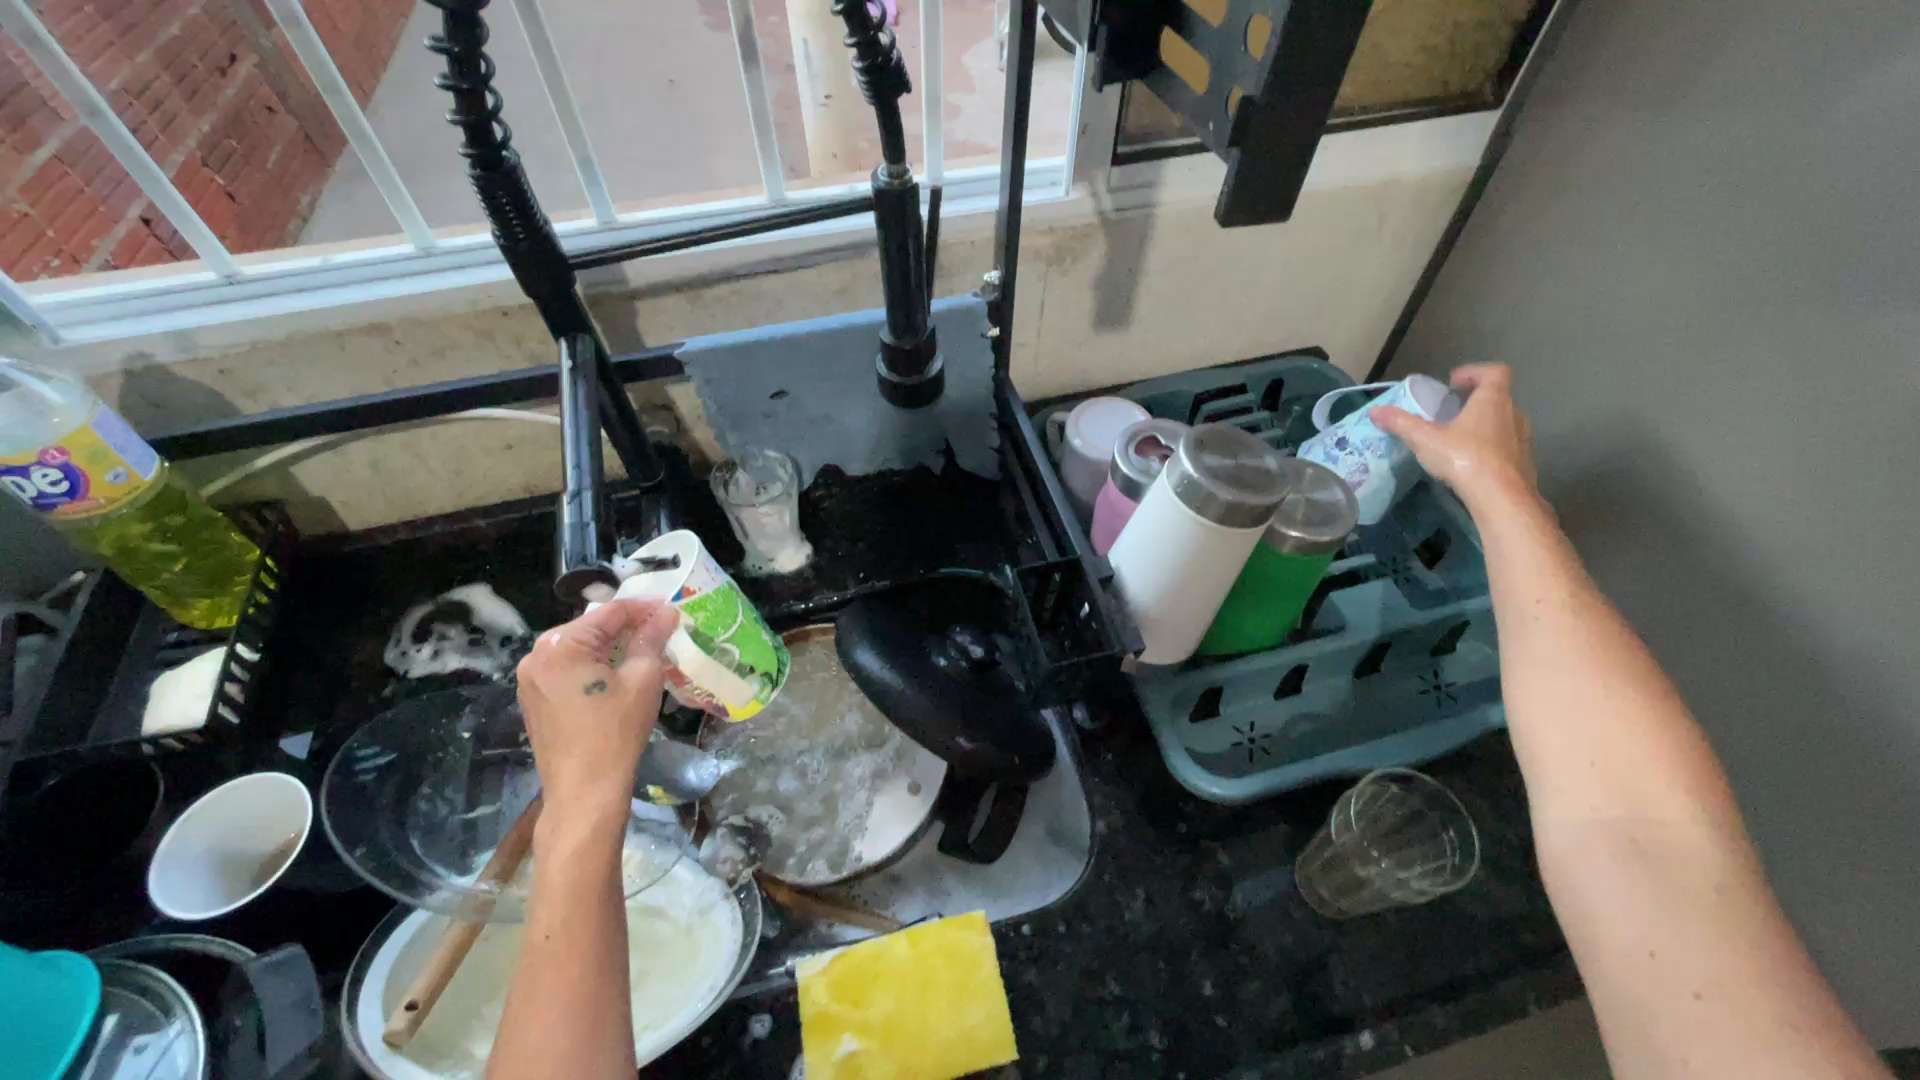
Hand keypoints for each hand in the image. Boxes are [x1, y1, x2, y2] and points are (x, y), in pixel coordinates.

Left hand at [516, 600, 678, 829]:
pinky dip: (595, 667)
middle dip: (627, 628)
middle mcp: (537, 655)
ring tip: (645, 652)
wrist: (584, 790)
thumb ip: (652, 639)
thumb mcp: (643, 679)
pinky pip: (569, 670)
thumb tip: (667, 613)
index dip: (644, 607)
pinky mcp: (534, 700)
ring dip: (611, 648)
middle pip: (591, 629)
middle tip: (661, 630)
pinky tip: (619, 677)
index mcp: (560, 644)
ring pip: (580, 650)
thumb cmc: (615, 731)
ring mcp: (531, 679)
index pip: (609, 612)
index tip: (671, 607)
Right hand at [1372, 363, 1538, 511]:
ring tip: (1460, 438)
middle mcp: (1513, 413)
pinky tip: (1473, 462)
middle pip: (1498, 396)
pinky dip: (1492, 445)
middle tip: (1451, 412)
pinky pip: (1508, 444)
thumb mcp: (1425, 439)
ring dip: (1485, 423)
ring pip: (1504, 421)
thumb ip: (1401, 423)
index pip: (1495, 372)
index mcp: (1492, 400)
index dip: (1474, 372)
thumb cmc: (1465, 458)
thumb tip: (1375, 411)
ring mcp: (1522, 437)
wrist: (1501, 496)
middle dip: (1475, 400)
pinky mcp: (1525, 460)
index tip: (1453, 383)